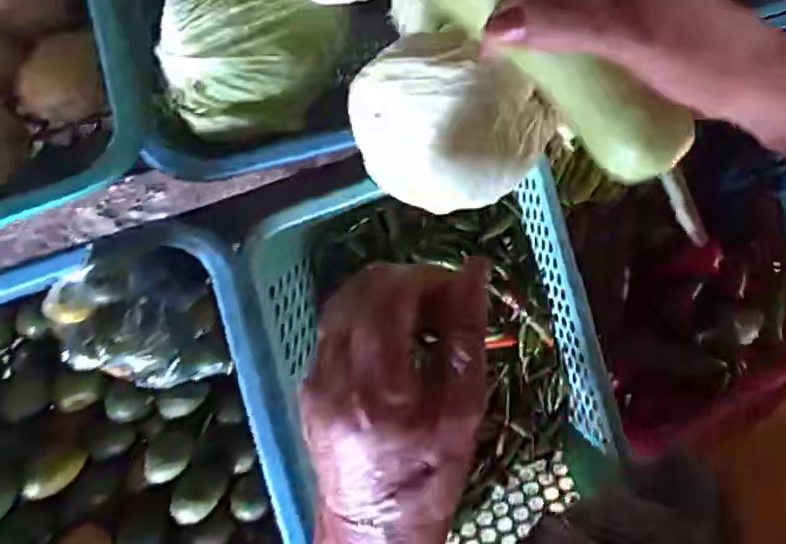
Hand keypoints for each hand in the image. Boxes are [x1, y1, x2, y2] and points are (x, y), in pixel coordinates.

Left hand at [303, 261, 490, 543]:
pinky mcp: (308, 381)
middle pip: (365, 288)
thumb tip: (476, 269)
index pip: (392, 294)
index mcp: (376, 386)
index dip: (429, 278)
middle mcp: (334, 374)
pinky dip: (368, 312)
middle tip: (441, 302)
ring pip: (347, 298)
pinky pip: (337, 323)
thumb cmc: (428, 476)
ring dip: (387, 292)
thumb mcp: (464, 411)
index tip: (457, 291)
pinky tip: (393, 336)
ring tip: (419, 315)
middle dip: (410, 280)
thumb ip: (468, 334)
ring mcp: (315, 376)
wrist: (373, 534)